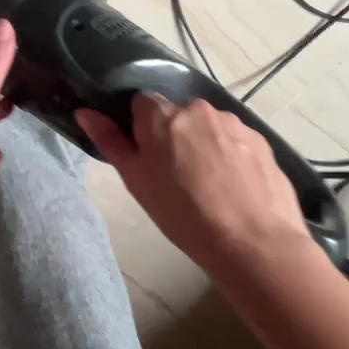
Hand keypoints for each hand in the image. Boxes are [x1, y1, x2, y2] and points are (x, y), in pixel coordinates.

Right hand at [77, 95, 313, 277]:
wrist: (255, 245)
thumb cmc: (183, 213)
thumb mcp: (136, 180)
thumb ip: (110, 140)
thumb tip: (84, 112)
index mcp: (162, 114)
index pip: (141, 103)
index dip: (141, 128)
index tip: (147, 156)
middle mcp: (198, 109)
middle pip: (177, 114)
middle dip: (175, 135)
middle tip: (176, 175)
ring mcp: (234, 124)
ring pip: (208, 127)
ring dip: (204, 145)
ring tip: (210, 185)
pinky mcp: (263, 142)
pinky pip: (236, 141)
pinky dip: (232, 157)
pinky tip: (234, 189)